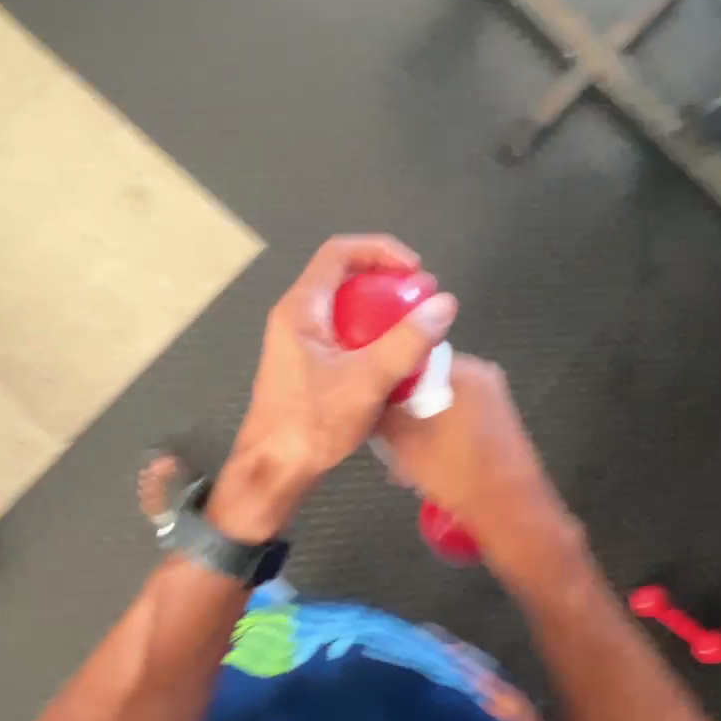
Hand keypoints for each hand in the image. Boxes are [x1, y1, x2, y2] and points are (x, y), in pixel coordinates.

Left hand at [210, 235, 456, 540]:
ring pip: (348, 311)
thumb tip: (445, 303)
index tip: (416, 271)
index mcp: (302, 308)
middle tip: (421, 302)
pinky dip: (374, 340)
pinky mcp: (310, 368)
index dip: (381, 250)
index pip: (339, 252)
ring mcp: (302, 344)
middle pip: (346, 279)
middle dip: (388, 285)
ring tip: (417, 332)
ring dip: (384, 315)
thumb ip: (407, 340)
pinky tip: (398, 362)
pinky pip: (347, 339)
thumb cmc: (312, 422)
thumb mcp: (367, 379)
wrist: (274, 471)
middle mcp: (298, 318)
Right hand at [374, 354, 573, 575]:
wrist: (509, 509)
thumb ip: (383, 415)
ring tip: (401, 458)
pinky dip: (439, 432)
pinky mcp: (499, 420)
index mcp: (462, 370)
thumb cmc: (456, 471)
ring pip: (442, 401)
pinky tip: (424, 462)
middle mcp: (482, 374)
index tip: (371, 402)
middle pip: (427, 380)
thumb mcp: (405, 443)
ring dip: (420, 424)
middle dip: (404, 407)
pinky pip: (459, 415)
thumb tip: (369, 402)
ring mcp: (494, 397)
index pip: (412, 359)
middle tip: (384, 436)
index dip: (388, 380)